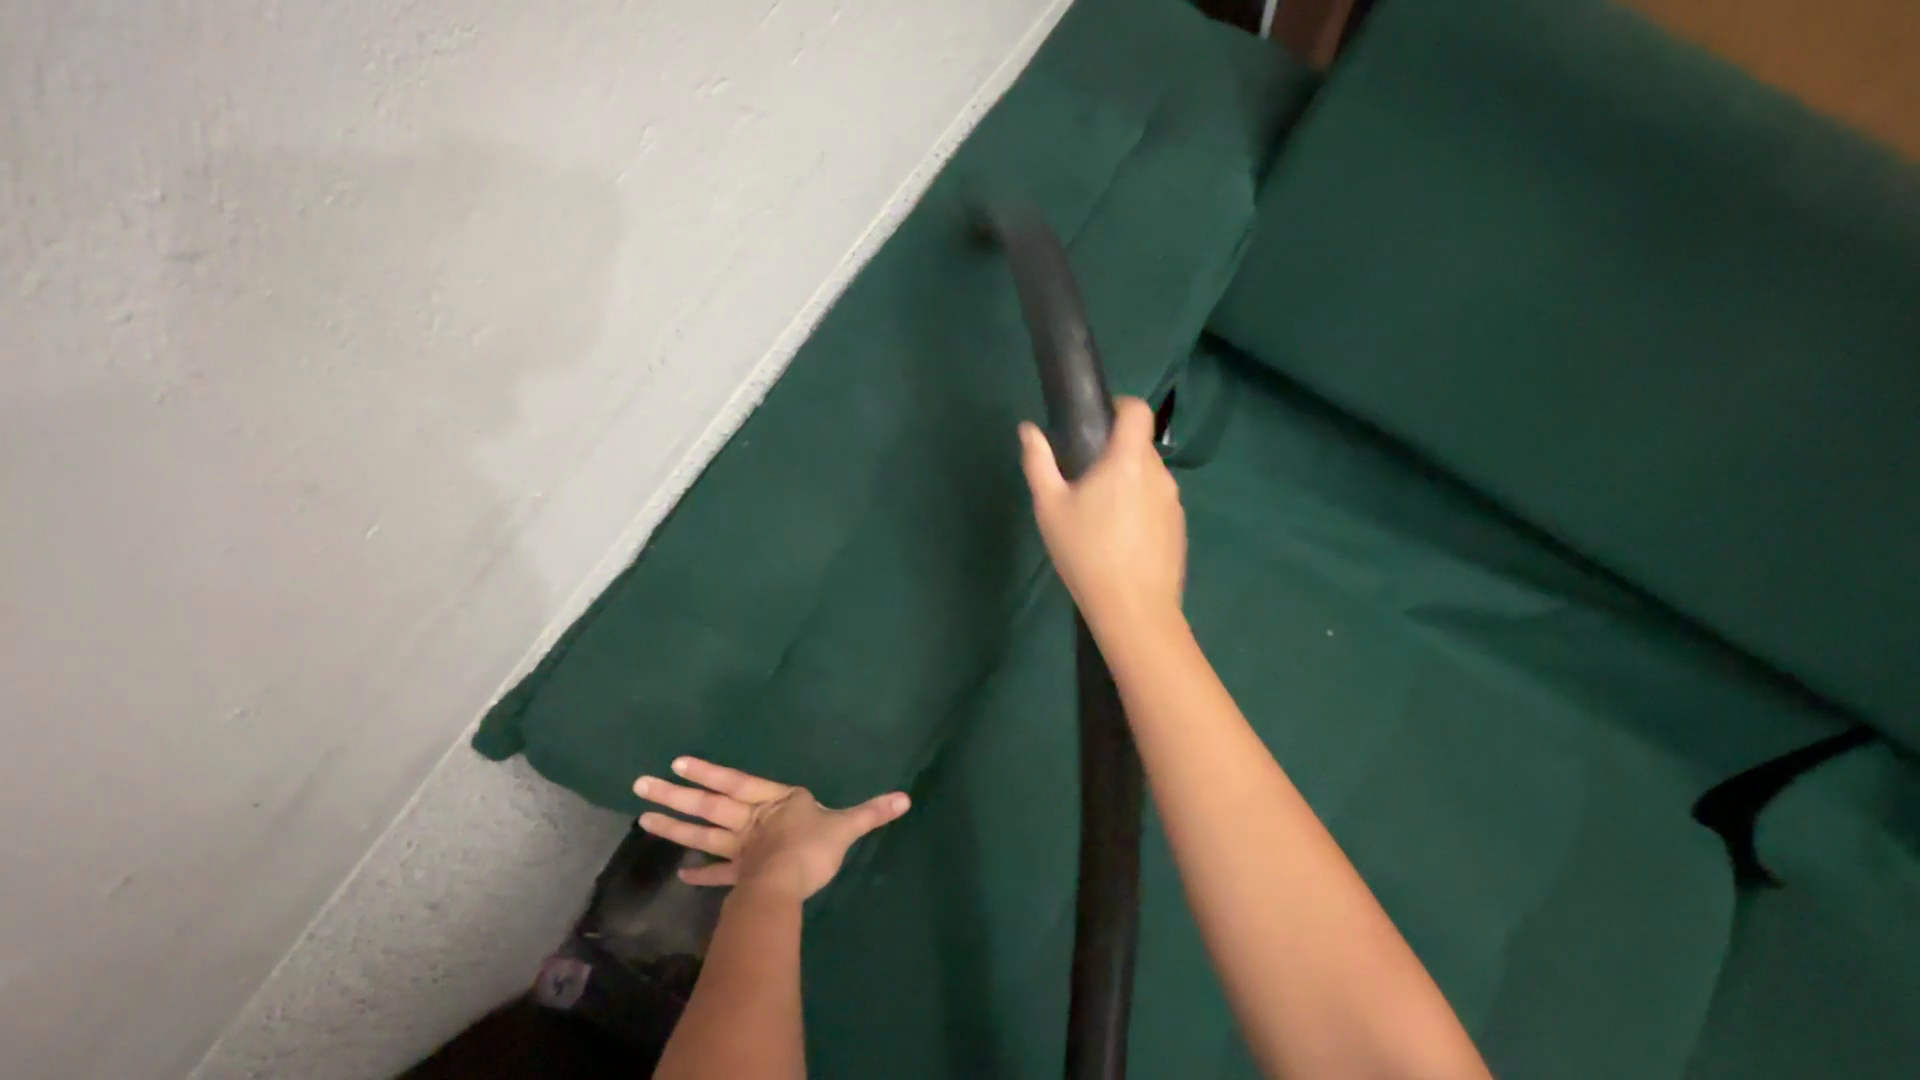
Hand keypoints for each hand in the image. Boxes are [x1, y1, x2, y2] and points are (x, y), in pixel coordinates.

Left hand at [633, 757, 910, 902]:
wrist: (789, 888)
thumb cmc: (813, 849)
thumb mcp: (845, 826)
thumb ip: (871, 812)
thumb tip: (905, 798)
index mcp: (774, 801)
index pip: (736, 781)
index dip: (709, 771)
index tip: (678, 762)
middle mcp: (751, 820)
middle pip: (708, 805)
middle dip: (675, 794)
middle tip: (640, 785)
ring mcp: (741, 848)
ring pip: (702, 834)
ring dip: (674, 827)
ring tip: (644, 818)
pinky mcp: (741, 874)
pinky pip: (718, 872)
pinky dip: (701, 873)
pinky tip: (680, 874)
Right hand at [1020, 397, 1185, 632]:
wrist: (1133, 610)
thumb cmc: (1087, 553)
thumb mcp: (1050, 507)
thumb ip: (1038, 463)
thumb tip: (1028, 430)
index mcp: (1129, 460)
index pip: (1138, 411)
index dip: (1120, 406)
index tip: (1097, 421)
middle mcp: (1159, 474)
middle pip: (1140, 447)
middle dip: (1115, 454)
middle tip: (1084, 481)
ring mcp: (1174, 503)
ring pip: (1149, 478)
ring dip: (1127, 484)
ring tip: (1100, 516)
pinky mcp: (1179, 530)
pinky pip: (1157, 505)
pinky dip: (1140, 509)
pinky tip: (1119, 541)